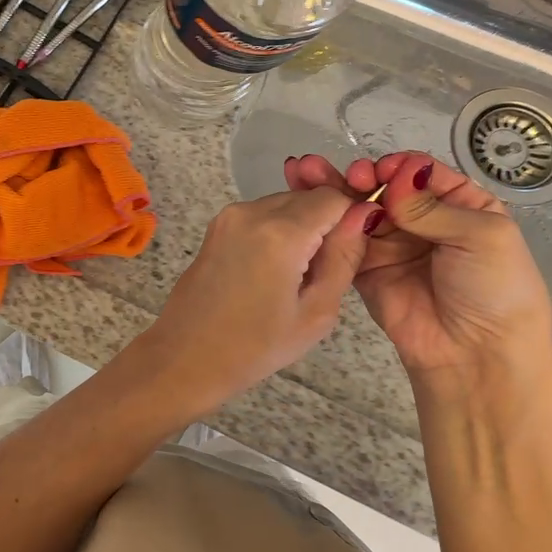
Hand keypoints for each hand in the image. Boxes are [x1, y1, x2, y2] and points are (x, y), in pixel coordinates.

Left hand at [135, 188, 373, 417]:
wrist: (188, 354)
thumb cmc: (258, 344)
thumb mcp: (316, 310)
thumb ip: (344, 256)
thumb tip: (363, 214)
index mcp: (279, 232)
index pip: (333, 197)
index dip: (352, 216)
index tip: (355, 248)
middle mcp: (250, 211)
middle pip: (306, 198)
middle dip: (326, 223)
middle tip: (325, 269)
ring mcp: (228, 216)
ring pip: (283, 204)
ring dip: (301, 228)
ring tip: (297, 275)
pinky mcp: (216, 226)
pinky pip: (260, 215)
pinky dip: (277, 232)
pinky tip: (273, 271)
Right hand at [284, 151, 551, 377]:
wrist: (475, 354)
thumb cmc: (495, 289)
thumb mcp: (484, 237)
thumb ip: (432, 207)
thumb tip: (391, 177)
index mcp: (460, 205)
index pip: (419, 172)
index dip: (397, 168)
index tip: (380, 173)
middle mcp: (422, 219)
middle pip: (382, 185)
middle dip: (359, 174)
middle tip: (348, 176)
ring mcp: (389, 242)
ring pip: (356, 206)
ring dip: (332, 187)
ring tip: (305, 172)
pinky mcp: (363, 265)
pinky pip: (342, 237)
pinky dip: (325, 219)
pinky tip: (306, 202)